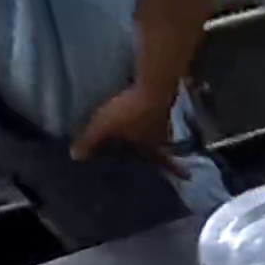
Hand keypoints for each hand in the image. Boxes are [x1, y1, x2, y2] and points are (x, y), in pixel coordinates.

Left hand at [69, 82, 186, 175]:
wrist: (153, 87)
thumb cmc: (131, 114)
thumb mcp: (105, 128)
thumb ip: (91, 142)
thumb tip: (75, 158)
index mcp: (152, 150)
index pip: (164, 165)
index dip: (174, 171)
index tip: (188, 177)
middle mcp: (162, 139)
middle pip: (161, 149)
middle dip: (162, 153)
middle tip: (160, 155)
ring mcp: (164, 122)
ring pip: (159, 133)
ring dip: (156, 135)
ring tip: (147, 132)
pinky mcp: (162, 106)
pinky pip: (155, 118)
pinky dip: (151, 119)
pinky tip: (146, 113)